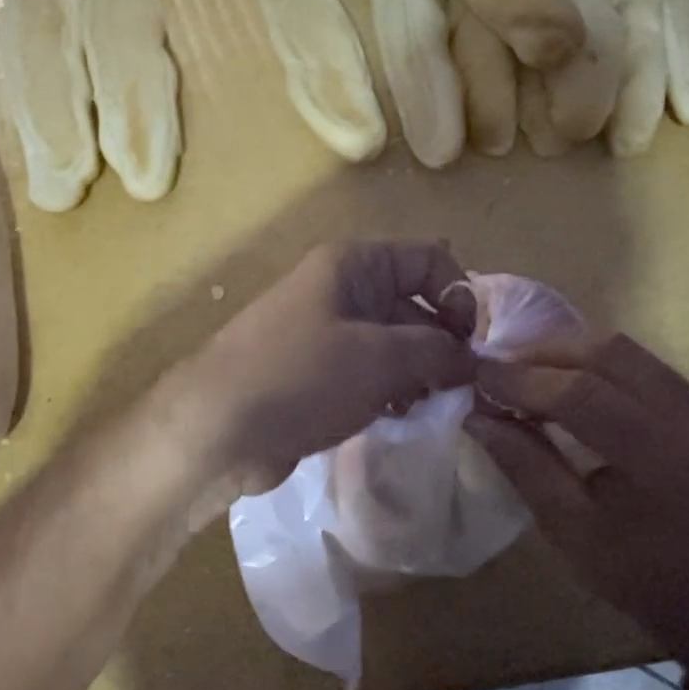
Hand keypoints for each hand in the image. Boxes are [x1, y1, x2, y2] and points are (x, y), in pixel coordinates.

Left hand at [185, 241, 478, 493]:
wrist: (216, 431)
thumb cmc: (300, 377)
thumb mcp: (380, 358)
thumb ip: (438, 352)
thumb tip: (473, 361)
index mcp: (354, 265)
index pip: (430, 258)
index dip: (460, 296)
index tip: (470, 346)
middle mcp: (342, 290)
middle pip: (416, 304)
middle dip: (444, 343)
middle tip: (460, 389)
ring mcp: (328, 335)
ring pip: (396, 345)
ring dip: (421, 374)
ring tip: (433, 408)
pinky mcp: (319, 377)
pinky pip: (372, 375)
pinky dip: (393, 393)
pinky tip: (400, 420)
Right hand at [465, 334, 688, 666]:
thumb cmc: (636, 571)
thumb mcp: (569, 528)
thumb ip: (525, 465)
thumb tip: (477, 417)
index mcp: (657, 454)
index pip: (581, 393)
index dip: (523, 380)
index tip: (478, 375)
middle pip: (608, 353)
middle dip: (545, 353)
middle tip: (500, 368)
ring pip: (627, 351)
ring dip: (570, 353)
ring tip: (527, 372)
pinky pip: (644, 366)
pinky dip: (598, 366)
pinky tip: (567, 383)